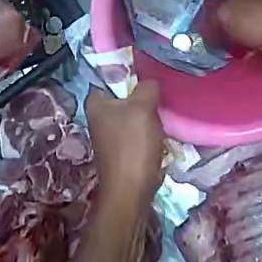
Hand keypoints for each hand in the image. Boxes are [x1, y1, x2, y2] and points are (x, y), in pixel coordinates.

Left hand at [84, 80, 165, 213]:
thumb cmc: (132, 145)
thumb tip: (150, 82)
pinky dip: (150, 131)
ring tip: (165, 112)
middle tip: (162, 92)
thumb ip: (146, 88)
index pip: (109, 74)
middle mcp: (99, 115)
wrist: (130, 192)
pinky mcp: (123, 148)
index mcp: (96, 101)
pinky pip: (139, 131)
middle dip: (144, 94)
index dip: (129, 69)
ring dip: (150, 113)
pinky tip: (162, 133)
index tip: (150, 69)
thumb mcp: (142, 108)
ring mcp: (110, 133)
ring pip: (135, 113)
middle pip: (125, 94)